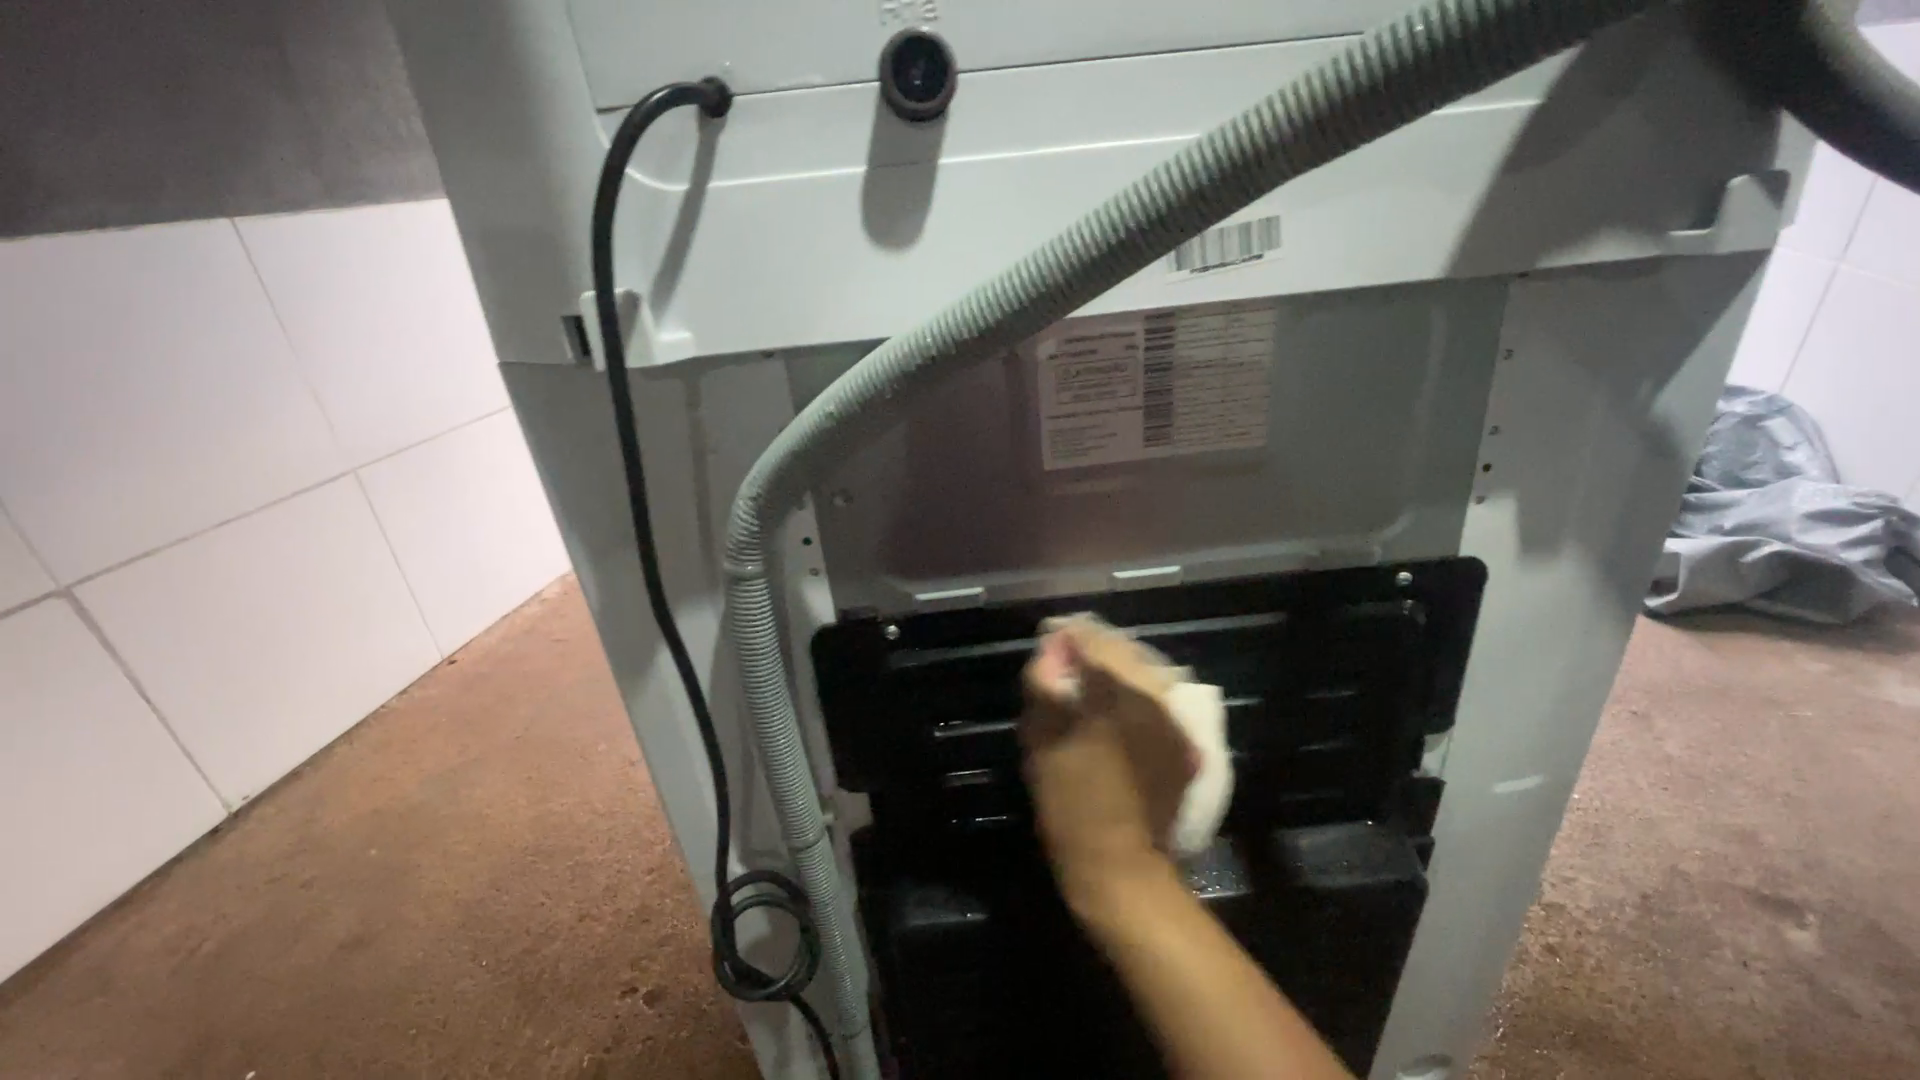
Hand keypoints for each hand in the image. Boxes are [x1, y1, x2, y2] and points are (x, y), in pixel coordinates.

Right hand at [1020, 615, 1196, 915]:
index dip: (1068, 637)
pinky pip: (1157, 705)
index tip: (1050, 642)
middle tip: (1065, 666)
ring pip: (1144, 676)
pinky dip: (1135, 701)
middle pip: (1124, 653)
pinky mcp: (1183, 745)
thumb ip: (1045, 685)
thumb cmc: (1071, 805)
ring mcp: (1175, 722)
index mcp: (1119, 692)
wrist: (1121, 867)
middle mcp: (1156, 697)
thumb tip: (1052, 649)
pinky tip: (1114, 717)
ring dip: (1116, 675)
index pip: (1093, 641)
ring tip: (1088, 690)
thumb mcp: (1042, 742)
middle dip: (1094, 653)